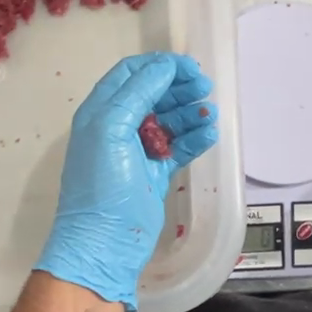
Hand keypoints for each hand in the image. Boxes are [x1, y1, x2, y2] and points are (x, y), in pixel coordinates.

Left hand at [35, 53, 219, 309]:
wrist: (104, 244)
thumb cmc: (103, 185)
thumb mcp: (111, 129)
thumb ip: (137, 93)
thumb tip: (163, 67)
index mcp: (101, 112)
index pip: (131, 74)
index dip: (160, 66)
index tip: (189, 68)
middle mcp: (117, 127)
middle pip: (153, 94)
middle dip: (179, 88)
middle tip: (205, 89)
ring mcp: (137, 152)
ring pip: (168, 121)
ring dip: (190, 113)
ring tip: (210, 115)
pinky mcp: (154, 174)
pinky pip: (178, 148)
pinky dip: (194, 139)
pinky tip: (210, 134)